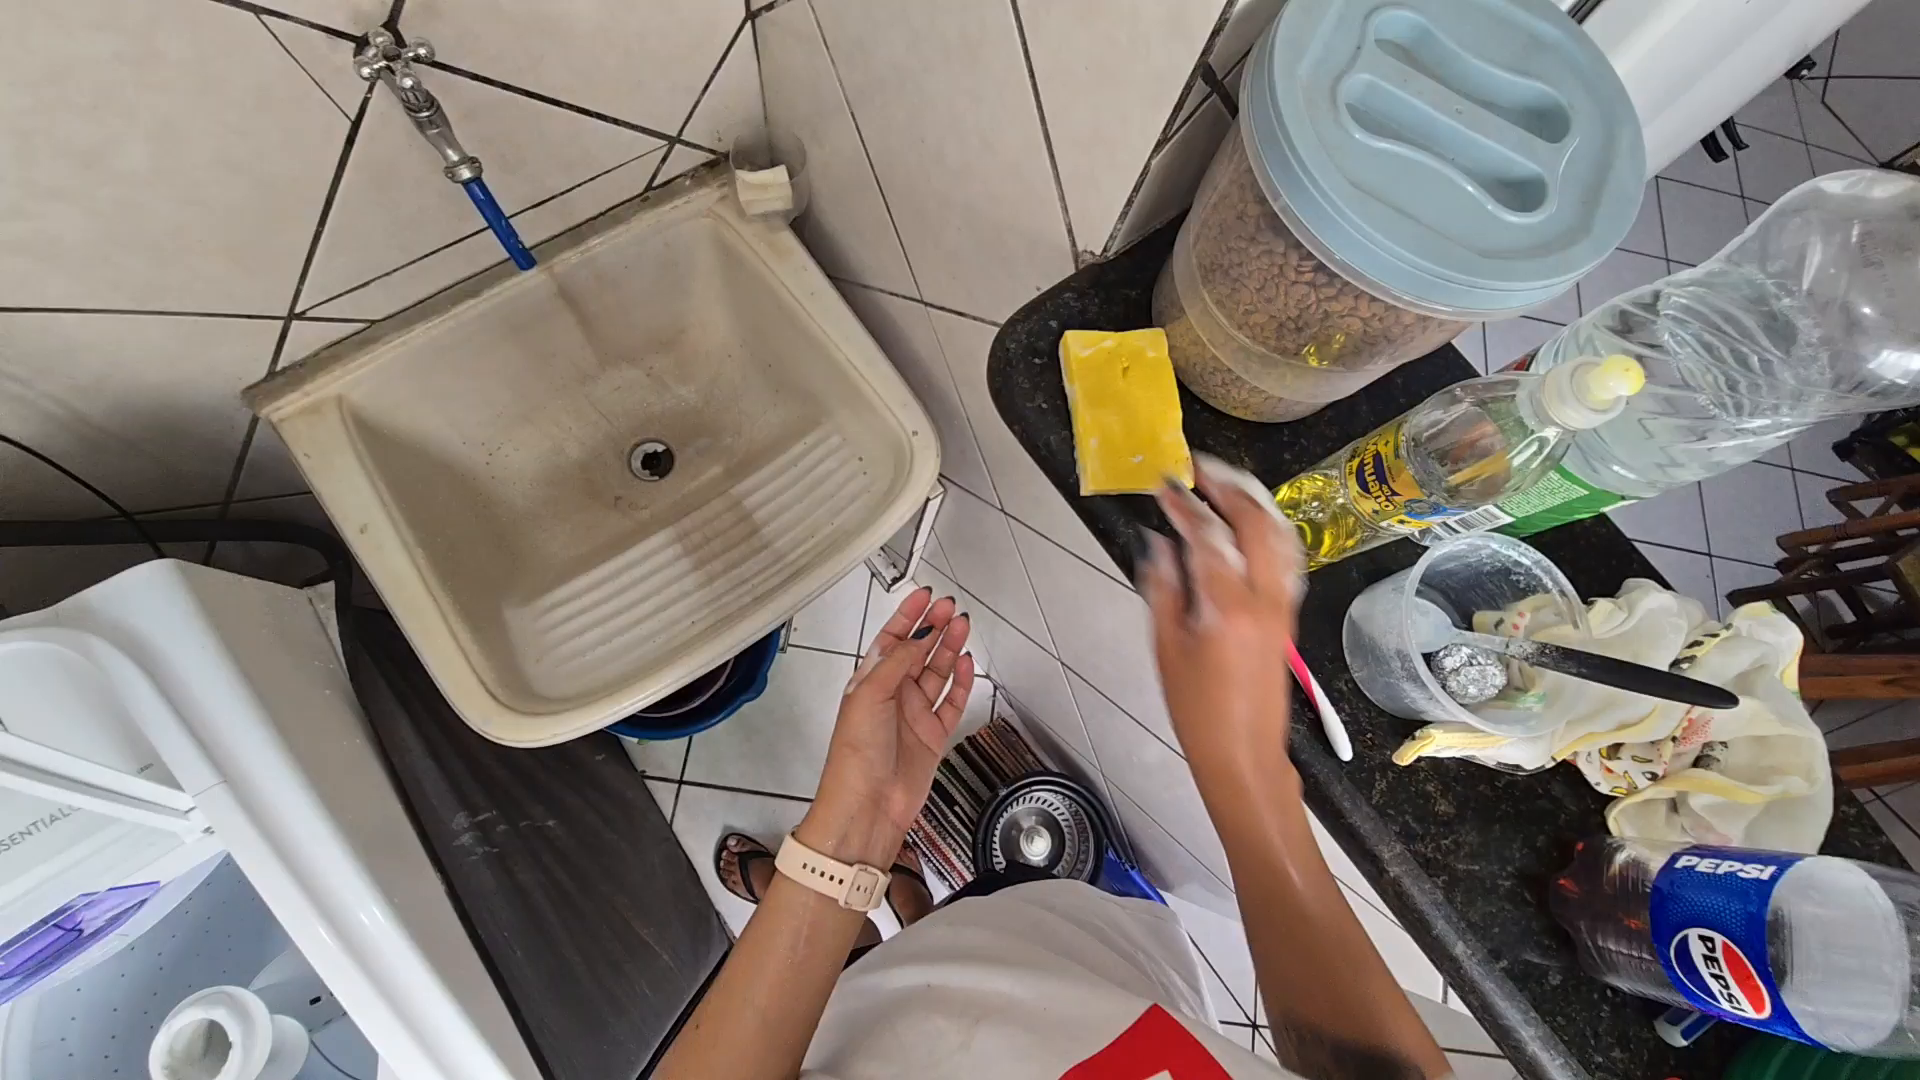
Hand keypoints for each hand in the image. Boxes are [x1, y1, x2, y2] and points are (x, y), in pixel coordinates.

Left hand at [797, 587, 974, 866]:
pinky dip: (961, 681)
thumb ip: (898, 662)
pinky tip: (965, 663)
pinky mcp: (933, 735)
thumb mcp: (871, 696)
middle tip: (950, 606)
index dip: (908, 615)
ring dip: (949, 647)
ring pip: (937, 672)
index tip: (924, 595)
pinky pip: (952, 701)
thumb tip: (919, 634)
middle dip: (934, 626)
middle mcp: (893, 694)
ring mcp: (914, 714)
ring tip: (962, 625)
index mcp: (870, 682)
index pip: (892, 638)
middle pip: (918, 651)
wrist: (868, 806)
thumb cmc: (855, 758)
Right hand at [1138, 455, 1305, 783]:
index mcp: (1228, 607)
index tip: (1164, 483)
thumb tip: (1158, 544)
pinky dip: (1269, 529)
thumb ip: (1163, 588)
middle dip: (1229, 487)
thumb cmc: (1196, 708)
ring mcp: (1283, 604)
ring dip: (1254, 502)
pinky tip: (1251, 521)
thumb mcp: (1166, 647)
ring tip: (1226, 482)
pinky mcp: (1288, 613)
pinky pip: (1286, 557)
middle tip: (1200, 468)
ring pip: (1280, 535)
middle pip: (1257, 523)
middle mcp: (1265, 597)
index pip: (1207, 537)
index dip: (1184, 505)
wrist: (1243, 752)